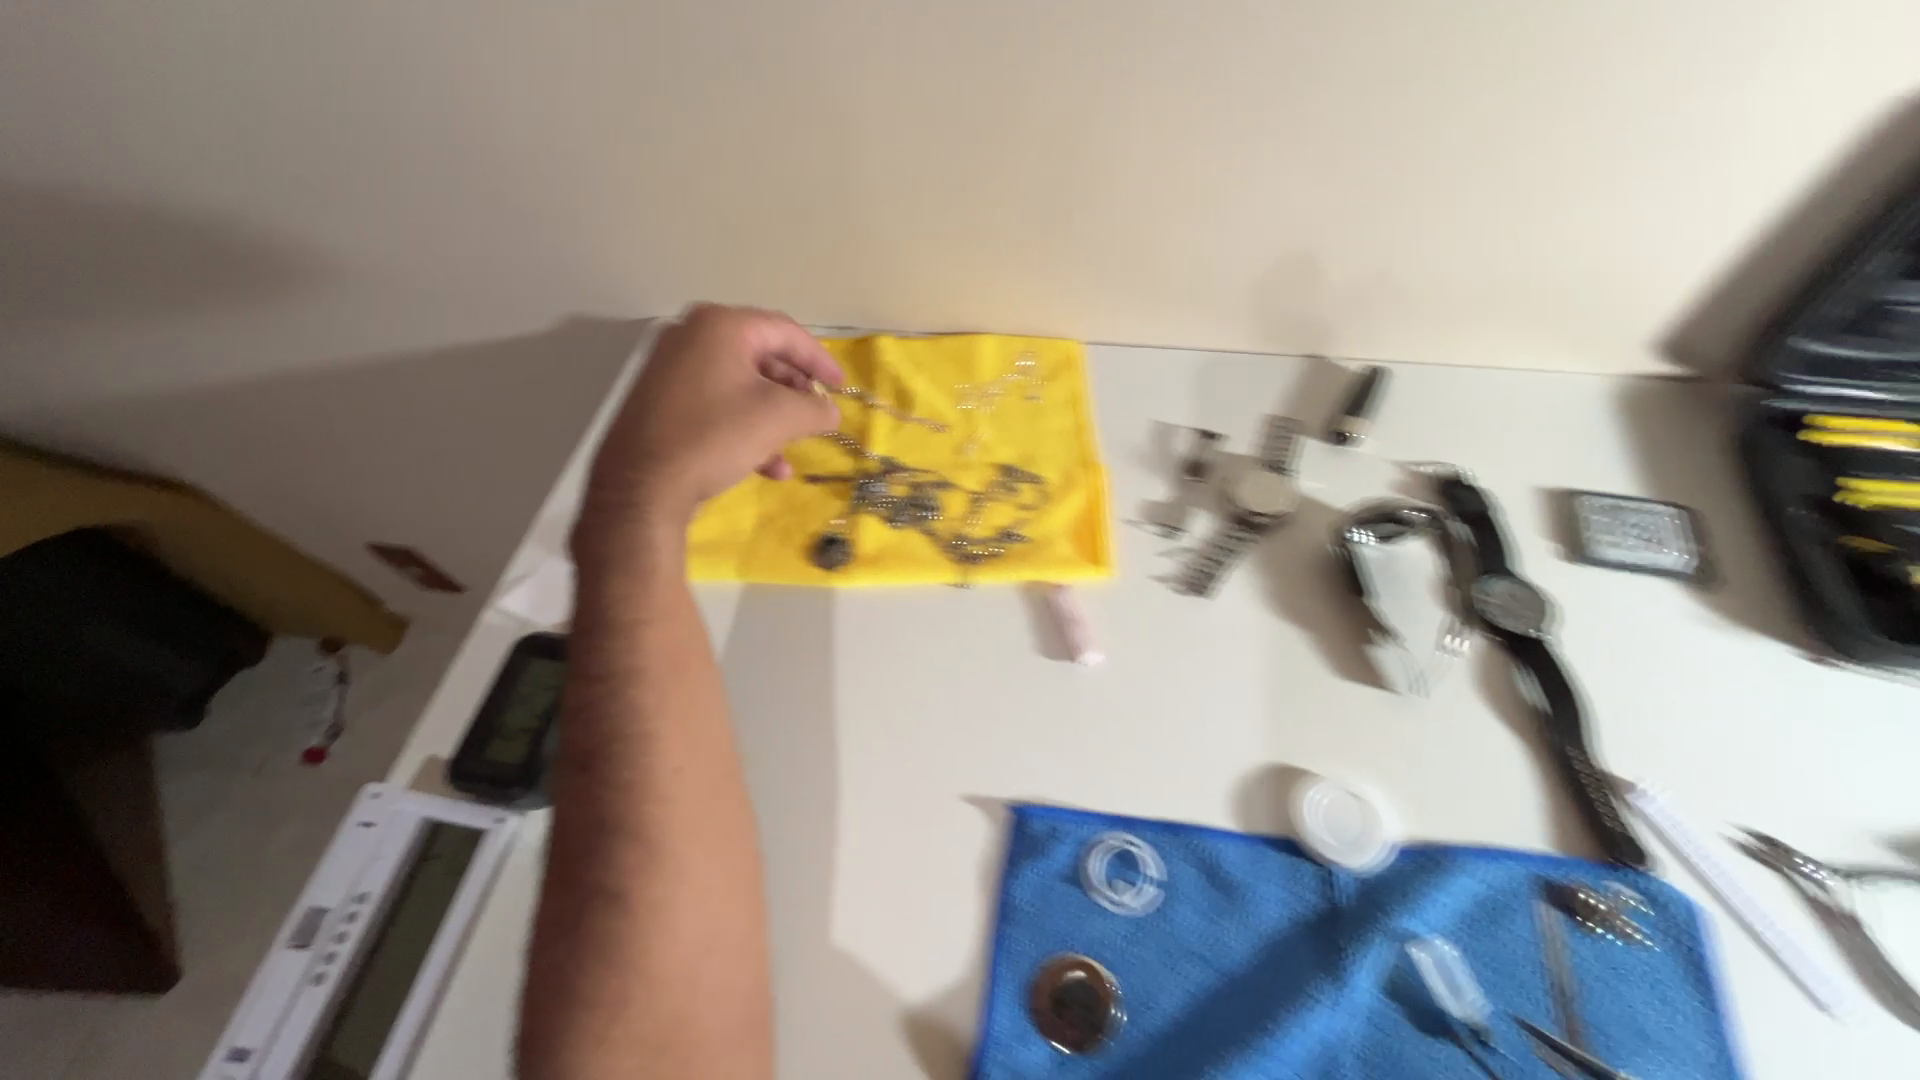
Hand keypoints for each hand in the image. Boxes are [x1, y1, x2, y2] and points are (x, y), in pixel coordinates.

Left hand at [576, 304, 842, 551]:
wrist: (641, 487)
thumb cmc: (714, 436)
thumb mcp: (779, 418)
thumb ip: (815, 408)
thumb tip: (830, 411)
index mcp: (719, 326)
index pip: (785, 332)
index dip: (820, 360)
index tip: (841, 387)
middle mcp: (690, 337)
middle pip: (761, 357)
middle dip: (795, 391)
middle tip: (816, 414)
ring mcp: (671, 370)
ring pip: (740, 387)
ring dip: (773, 417)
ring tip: (793, 446)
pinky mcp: (661, 404)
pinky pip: (716, 406)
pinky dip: (745, 429)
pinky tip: (768, 467)